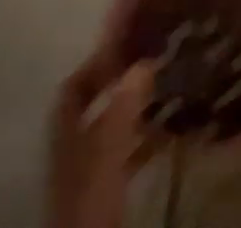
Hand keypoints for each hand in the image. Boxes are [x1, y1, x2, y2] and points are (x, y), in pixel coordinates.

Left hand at [47, 58, 160, 227]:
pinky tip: (173, 133)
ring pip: (115, 127)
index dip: (96, 64)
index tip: (130, 44)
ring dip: (140, 109)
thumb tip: (144, 60)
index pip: (74, 86)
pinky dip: (149, 139)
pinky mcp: (108, 186)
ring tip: (173, 91)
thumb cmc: (92, 195)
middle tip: (159, 63)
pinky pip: (129, 152)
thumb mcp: (108, 149)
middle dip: (125, 83)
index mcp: (67, 130)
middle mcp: (76, 144)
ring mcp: (91, 166)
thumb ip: (123, 107)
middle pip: (97, 104)